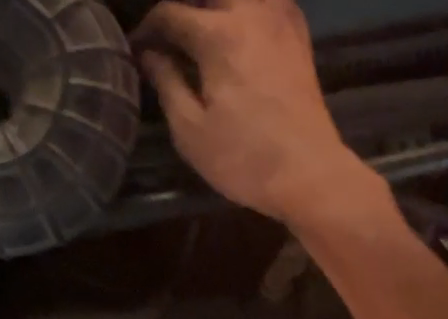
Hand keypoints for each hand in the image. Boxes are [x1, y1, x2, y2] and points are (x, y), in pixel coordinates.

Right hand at [135, 0, 385, 230]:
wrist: (309, 174)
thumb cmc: (244, 159)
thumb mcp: (191, 131)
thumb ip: (167, 84)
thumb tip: (149, 55)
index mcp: (219, 33)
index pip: (170, 12)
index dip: (148, 29)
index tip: (137, 49)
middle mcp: (252, 11)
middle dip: (183, 7)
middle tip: (168, 35)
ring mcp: (281, 18)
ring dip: (215, 6)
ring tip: (199, 30)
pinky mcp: (299, 35)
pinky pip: (266, 3)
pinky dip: (246, 10)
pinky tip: (236, 30)